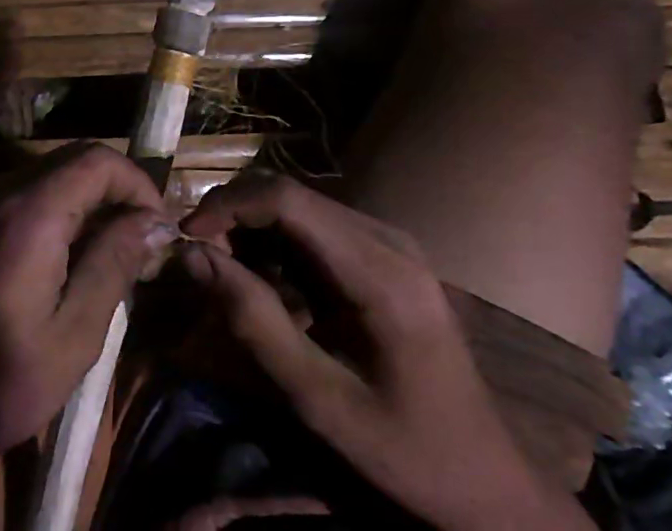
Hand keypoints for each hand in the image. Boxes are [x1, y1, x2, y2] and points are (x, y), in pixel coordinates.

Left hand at [0, 143, 176, 476]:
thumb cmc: (7, 376)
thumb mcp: (76, 330)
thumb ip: (115, 262)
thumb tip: (154, 220)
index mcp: (29, 214)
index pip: (96, 160)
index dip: (137, 183)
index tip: (159, 228)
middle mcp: (2, 192)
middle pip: (74, 158)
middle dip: (118, 189)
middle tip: (144, 241)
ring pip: (53, 172)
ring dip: (92, 199)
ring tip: (118, 251)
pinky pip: (31, 192)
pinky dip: (65, 207)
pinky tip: (79, 254)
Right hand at [179, 175, 595, 530]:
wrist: (485, 481)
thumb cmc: (404, 448)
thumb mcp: (318, 397)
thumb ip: (253, 321)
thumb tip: (191, 256)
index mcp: (381, 273)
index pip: (286, 199)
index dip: (226, 206)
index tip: (186, 239)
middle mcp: (388, 240)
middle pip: (287, 191)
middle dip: (231, 216)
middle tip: (202, 262)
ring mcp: (389, 242)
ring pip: (294, 202)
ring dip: (249, 228)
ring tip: (230, 278)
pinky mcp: (383, 253)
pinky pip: (311, 224)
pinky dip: (272, 242)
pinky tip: (267, 284)